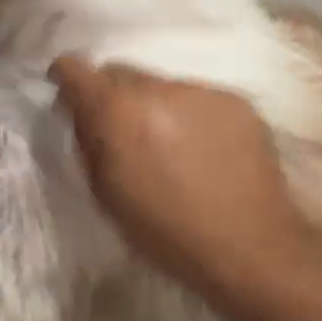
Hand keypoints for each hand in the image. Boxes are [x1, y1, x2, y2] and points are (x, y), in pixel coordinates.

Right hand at [48, 56, 309, 296]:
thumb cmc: (166, 232)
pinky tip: (206, 149)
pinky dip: (193, 116)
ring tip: (172, 144)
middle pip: (119, 72)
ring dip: (156, 105)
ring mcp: (199, 90)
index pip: (74, 67)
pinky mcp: (236, 100)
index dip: (67, 79)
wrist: (254, 252)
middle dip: (114, 96)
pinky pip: (198, 98)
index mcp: (117, 109)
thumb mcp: (105, 193)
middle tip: (126, 131)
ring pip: (160, 84)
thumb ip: (86, 140)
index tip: (69, 96)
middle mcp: (156, 87)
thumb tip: (79, 111)